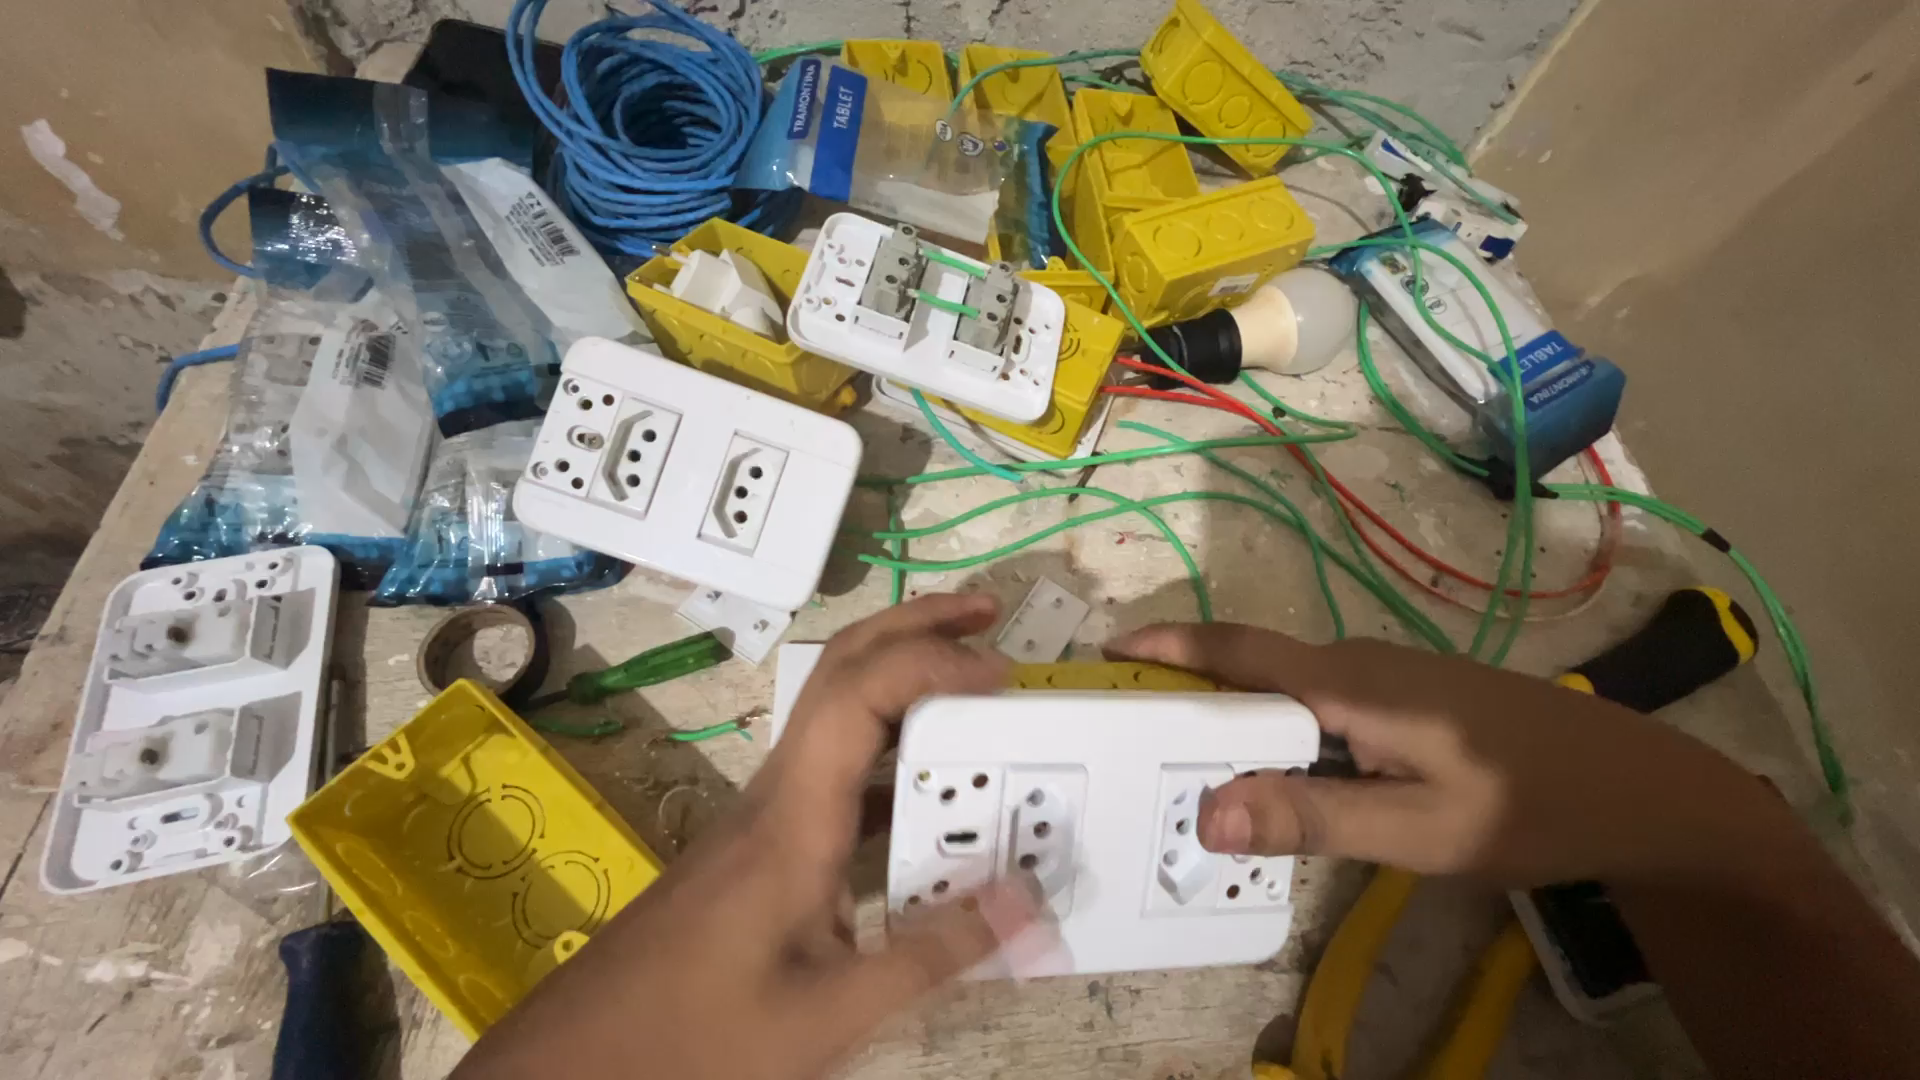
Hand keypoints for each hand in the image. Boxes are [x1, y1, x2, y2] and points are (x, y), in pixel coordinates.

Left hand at [457, 594, 1037, 1079]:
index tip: (999, 673)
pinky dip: (896, 743)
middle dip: (916, 622)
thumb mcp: (829, 1010)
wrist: (587, 1055)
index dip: (931, 660)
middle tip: (984, 613)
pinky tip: (936, 780)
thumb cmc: (697, 1031)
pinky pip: (844, 759)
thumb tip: (1029, 902)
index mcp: (797, 810)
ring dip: (905, 671)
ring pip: (841, 701)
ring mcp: (778, 801)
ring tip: (973, 674)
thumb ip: (933, 955)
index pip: (861, 691)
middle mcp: (785, 782)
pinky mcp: (778, 828)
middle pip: (844, 663)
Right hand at [1107, 623, 1790, 887]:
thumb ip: (1310, 815)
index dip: (1167, 646)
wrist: (1647, 790)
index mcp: (1343, 682)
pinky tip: (1271, 770)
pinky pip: (1312, 702)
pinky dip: (1271, 726)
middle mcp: (1350, 663)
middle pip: (1247, 667)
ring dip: (1227, 713)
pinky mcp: (1398, 696)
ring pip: (1280, 687)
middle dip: (1181, 688)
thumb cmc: (1527, 805)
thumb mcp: (1416, 829)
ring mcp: (1378, 675)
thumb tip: (1206, 812)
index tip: (1108, 650)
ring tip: (1183, 759)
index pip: (1235, 650)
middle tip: (1127, 729)